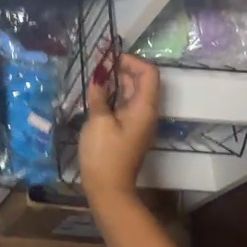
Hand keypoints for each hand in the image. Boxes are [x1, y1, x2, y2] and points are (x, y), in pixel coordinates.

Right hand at [79, 53, 160, 198]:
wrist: (108, 189)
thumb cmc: (104, 154)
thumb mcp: (98, 121)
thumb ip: (99, 95)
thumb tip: (98, 76)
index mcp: (145, 107)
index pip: (149, 73)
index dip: (132, 60)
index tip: (109, 58)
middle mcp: (146, 112)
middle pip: (142, 81)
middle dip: (123, 67)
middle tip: (99, 61)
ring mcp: (138, 122)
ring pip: (133, 92)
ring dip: (118, 80)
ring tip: (97, 73)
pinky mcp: (129, 130)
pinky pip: (126, 104)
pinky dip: (115, 94)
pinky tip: (98, 92)